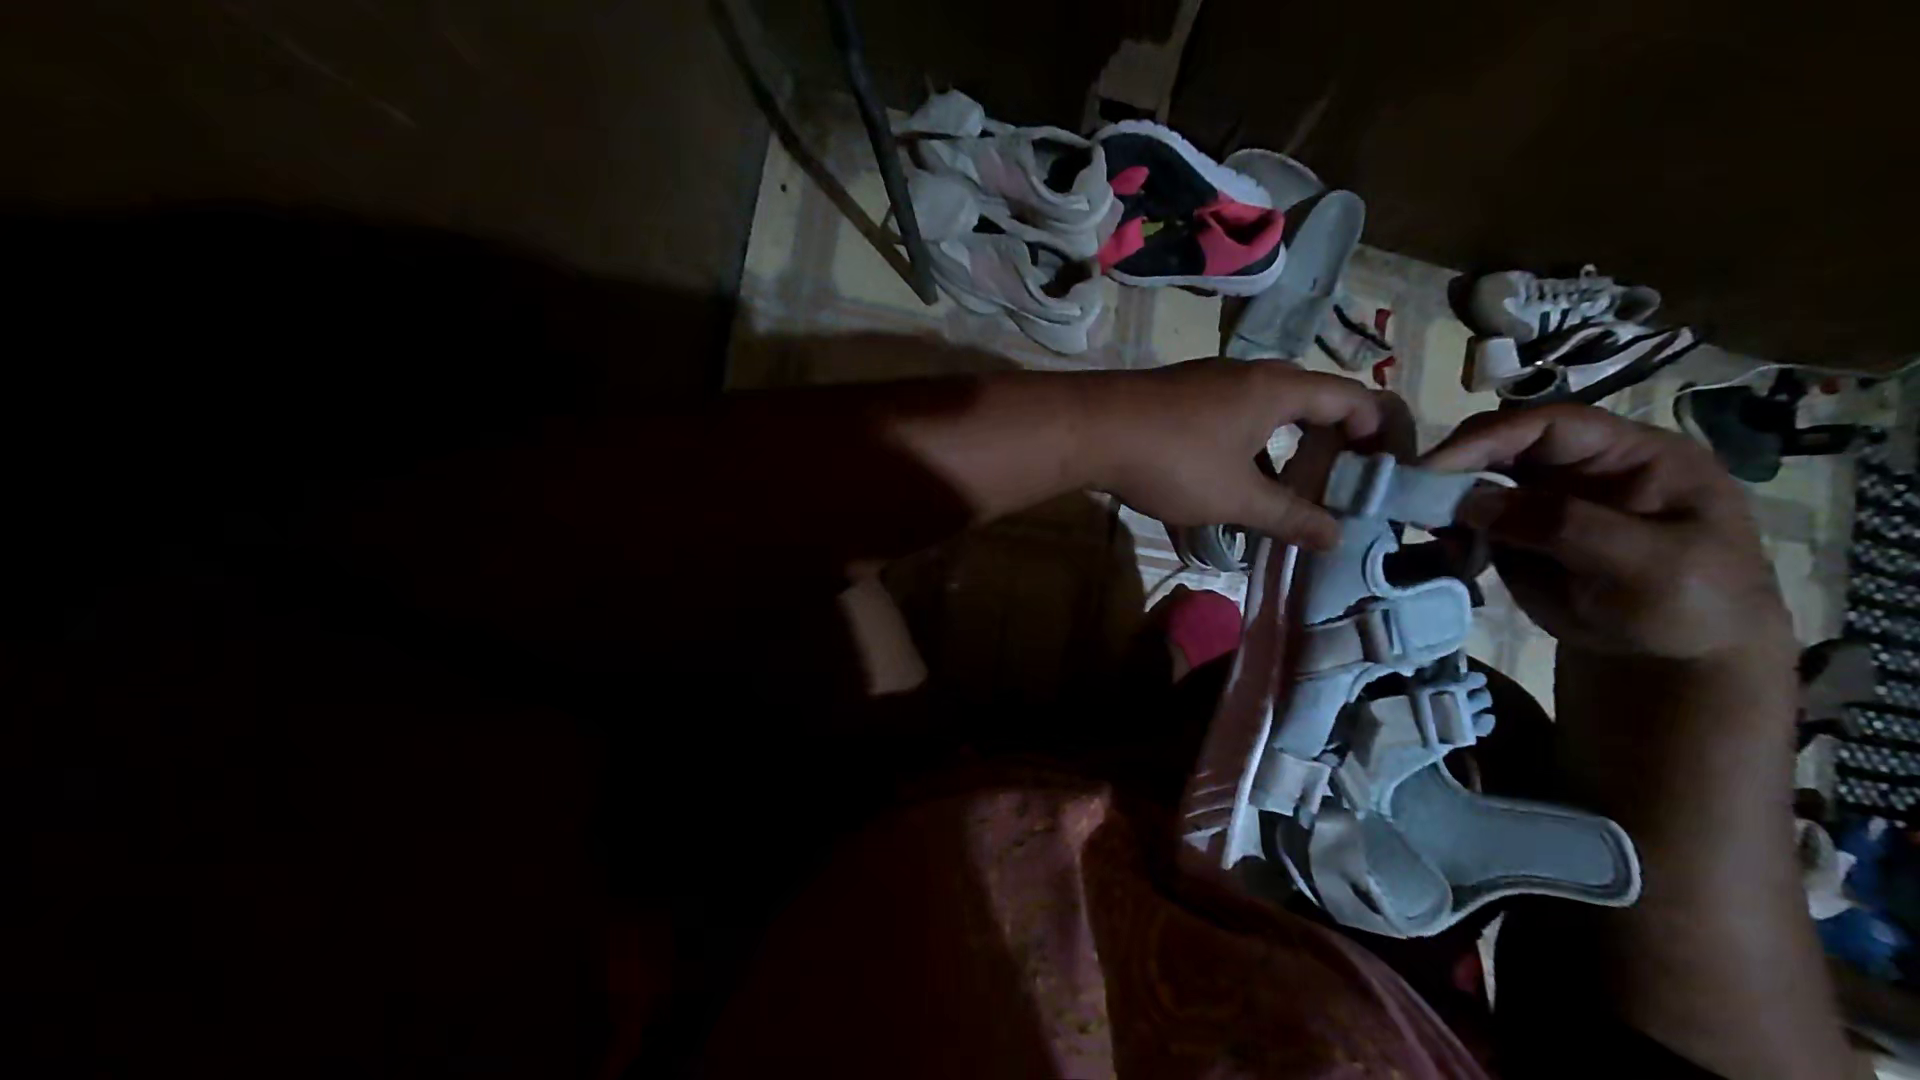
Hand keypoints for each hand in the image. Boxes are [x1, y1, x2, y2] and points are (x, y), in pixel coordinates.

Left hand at [1078, 359, 1391, 549]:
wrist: (1089, 430)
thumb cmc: (1174, 460)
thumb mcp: (1237, 497)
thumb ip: (1289, 516)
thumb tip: (1336, 536)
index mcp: (1278, 389)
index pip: (1350, 398)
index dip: (1375, 431)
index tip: (1381, 469)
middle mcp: (1247, 375)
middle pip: (1308, 401)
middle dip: (1327, 442)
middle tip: (1334, 484)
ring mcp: (1207, 381)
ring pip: (1262, 411)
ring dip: (1278, 449)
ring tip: (1282, 493)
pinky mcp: (1177, 396)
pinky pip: (1227, 416)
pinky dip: (1242, 446)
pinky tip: (1226, 483)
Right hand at [1423, 404, 1791, 663]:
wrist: (1672, 659)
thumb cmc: (1689, 605)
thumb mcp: (1647, 563)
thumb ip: (1564, 525)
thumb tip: (1470, 501)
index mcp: (1631, 454)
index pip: (1551, 424)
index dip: (1490, 437)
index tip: (1433, 466)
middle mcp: (1580, 466)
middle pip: (1503, 444)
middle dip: (1455, 464)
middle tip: (1408, 493)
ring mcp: (1543, 500)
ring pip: (1476, 479)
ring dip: (1443, 499)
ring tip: (1421, 526)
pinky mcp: (1512, 532)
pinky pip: (1467, 519)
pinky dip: (1446, 530)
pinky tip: (1445, 550)